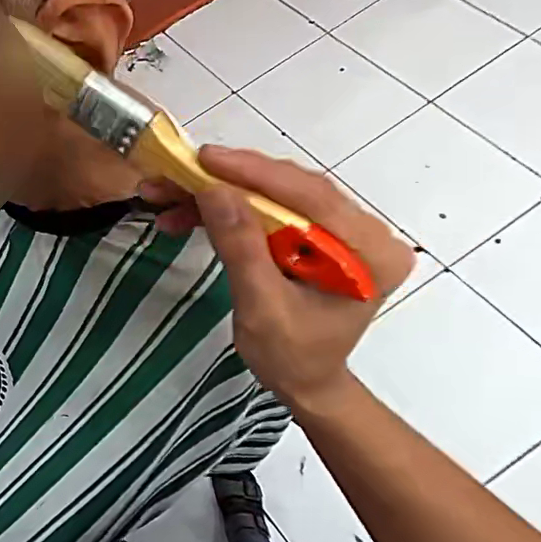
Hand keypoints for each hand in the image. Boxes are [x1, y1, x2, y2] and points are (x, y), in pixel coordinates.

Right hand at [142, 147, 415, 411]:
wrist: (304, 382)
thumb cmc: (290, 356)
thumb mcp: (261, 307)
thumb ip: (241, 247)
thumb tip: (213, 191)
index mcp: (370, 253)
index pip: (313, 198)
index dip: (257, 174)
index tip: (207, 159)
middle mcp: (364, 232)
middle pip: (292, 189)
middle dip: (230, 181)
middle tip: (179, 172)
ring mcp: (340, 230)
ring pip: (274, 194)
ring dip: (219, 194)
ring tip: (170, 195)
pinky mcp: (314, 233)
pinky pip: (268, 209)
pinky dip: (226, 210)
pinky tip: (188, 213)